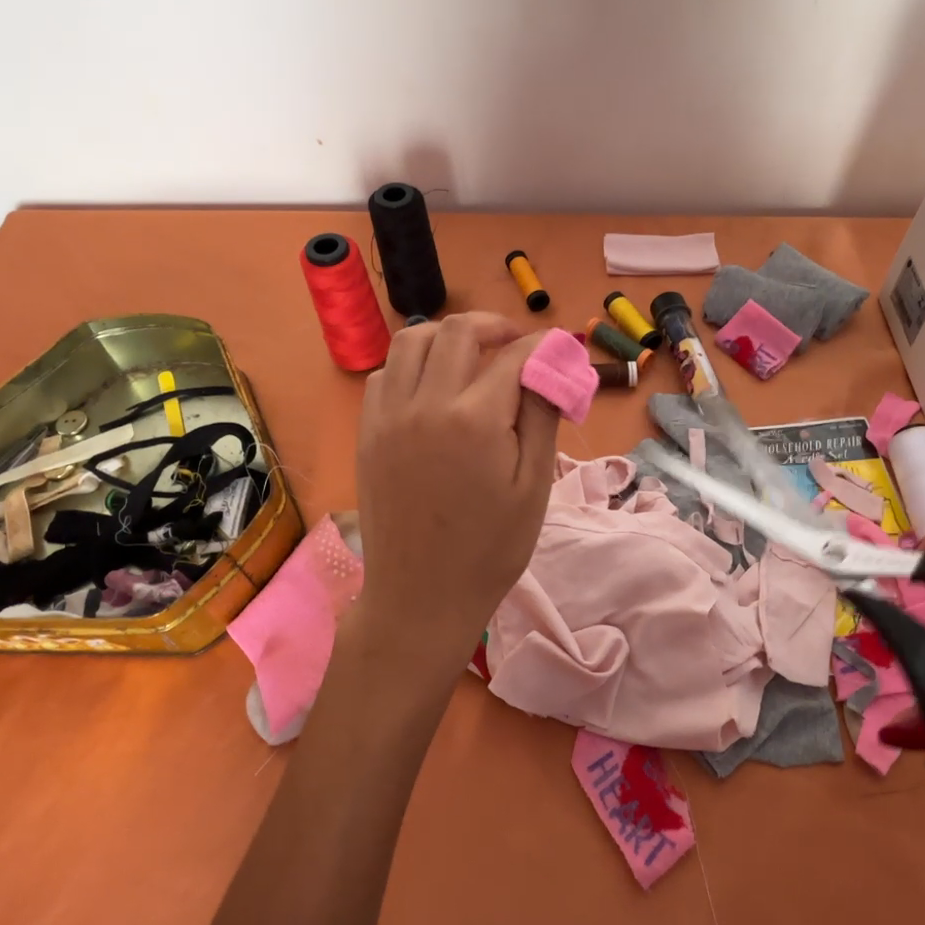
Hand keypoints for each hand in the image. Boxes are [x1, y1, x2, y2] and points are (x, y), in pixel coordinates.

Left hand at [353, 313, 559, 667]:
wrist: (422, 597)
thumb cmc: (491, 549)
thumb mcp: (533, 486)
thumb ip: (541, 416)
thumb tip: (551, 366)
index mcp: (475, 419)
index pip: (513, 356)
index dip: (541, 346)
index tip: (557, 350)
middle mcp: (426, 403)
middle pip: (458, 332)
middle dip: (493, 327)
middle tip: (515, 345)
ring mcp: (389, 415)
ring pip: (411, 341)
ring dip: (447, 335)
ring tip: (472, 354)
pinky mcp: (367, 431)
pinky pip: (384, 373)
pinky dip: (411, 363)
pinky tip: (432, 385)